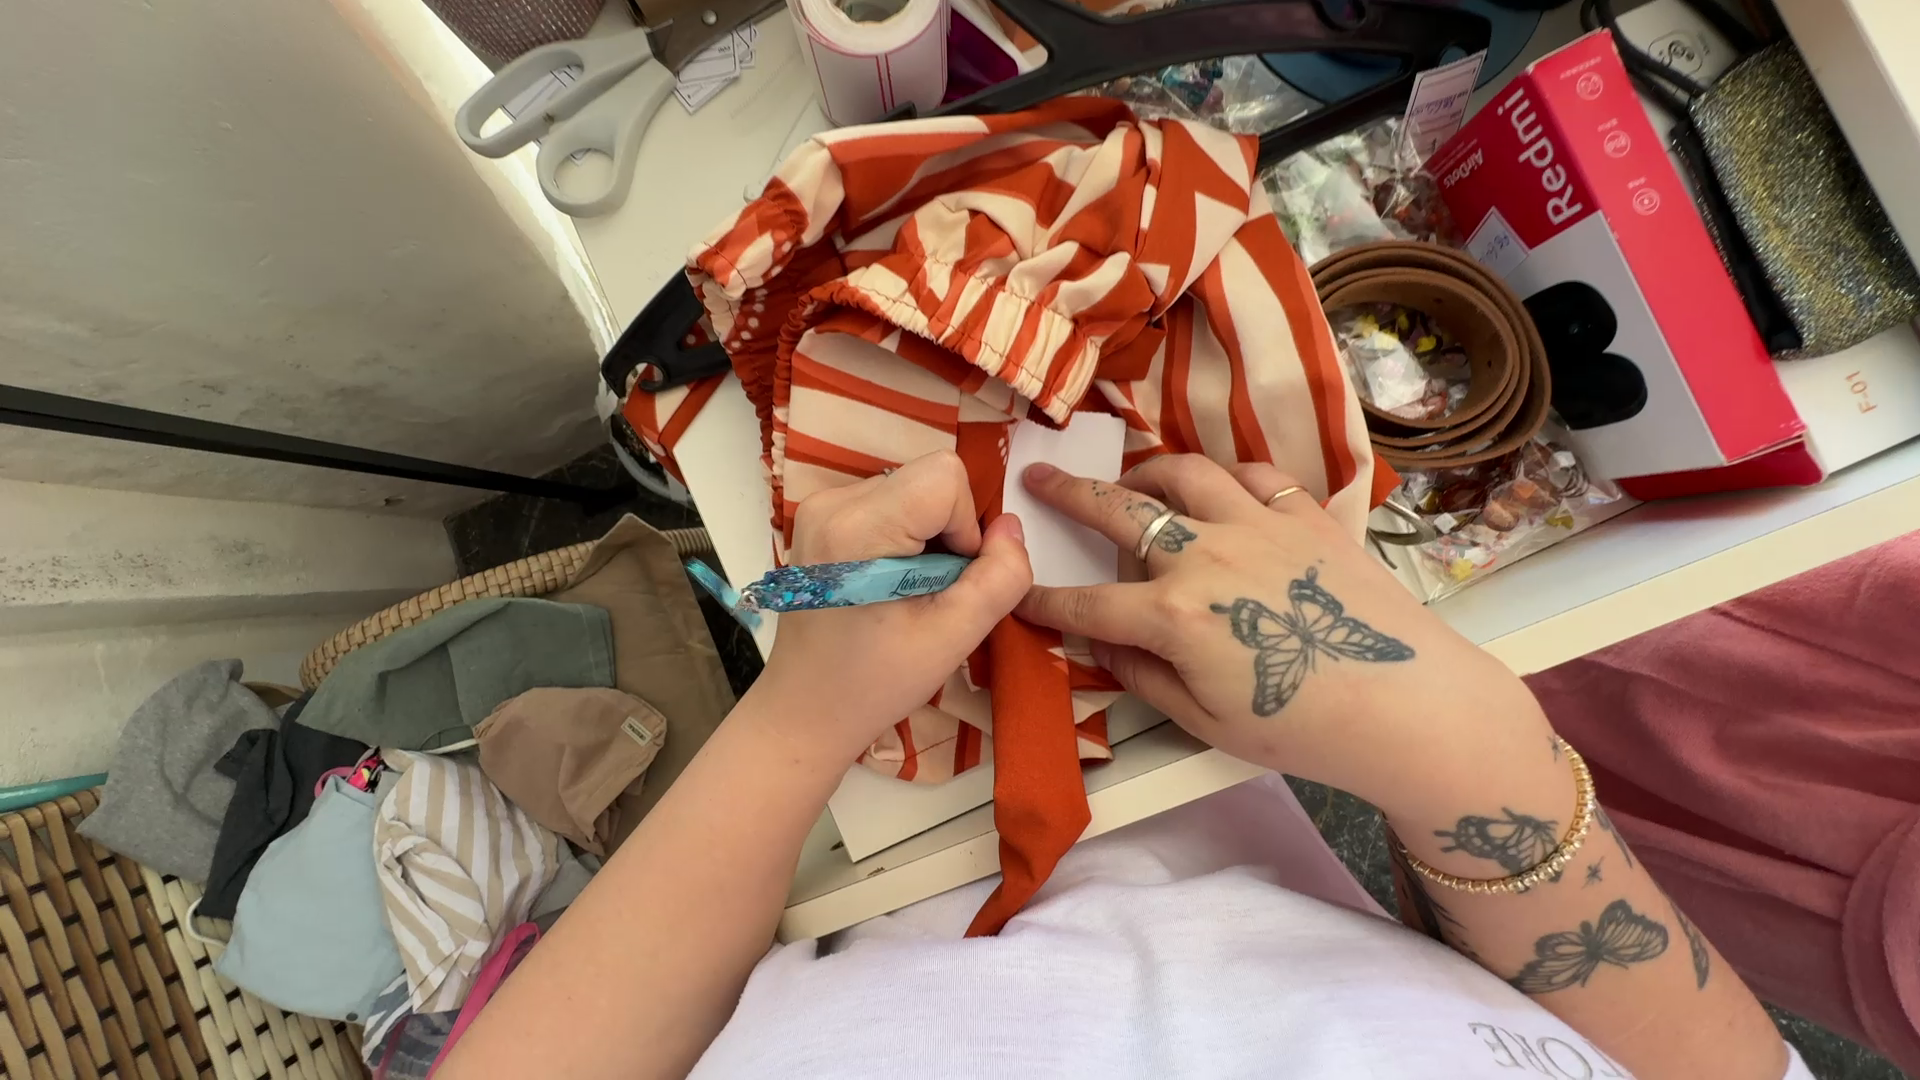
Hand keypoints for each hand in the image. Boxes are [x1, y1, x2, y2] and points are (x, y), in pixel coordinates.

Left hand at [746, 451, 1032, 770]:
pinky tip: (888, 581)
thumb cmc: (875, 681)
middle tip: (929, 589)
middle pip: (928, 477)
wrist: (806, 707)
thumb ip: (1000, 577)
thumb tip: (1010, 526)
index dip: (965, 524)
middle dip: (948, 529)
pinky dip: (906, 534)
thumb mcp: (954, 638)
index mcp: (857, 526)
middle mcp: (832, 502)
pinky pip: (890, 500)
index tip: (948, 578)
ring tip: (906, 589)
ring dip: (928, 533)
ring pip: (912, 487)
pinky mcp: (821, 517)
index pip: (944, 476)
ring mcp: (820, 506)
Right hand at [1014, 454, 1544, 808]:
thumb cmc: (1302, 731)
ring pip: (1184, 472)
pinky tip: (1216, 490)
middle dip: (1068, 494)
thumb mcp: (1204, 721)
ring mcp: (1258, 525)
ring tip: (1131, 479)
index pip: (1085, 605)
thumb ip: (1141, 676)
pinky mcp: (1305, 516)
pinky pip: (1253, 474)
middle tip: (1039, 477)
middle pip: (1119, 511)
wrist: (1412, 710)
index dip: (1042, 600)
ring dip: (1145, 470)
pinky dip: (1223, 476)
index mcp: (1174, 617)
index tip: (1016, 592)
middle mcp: (1206, 556)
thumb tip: (1100, 645)